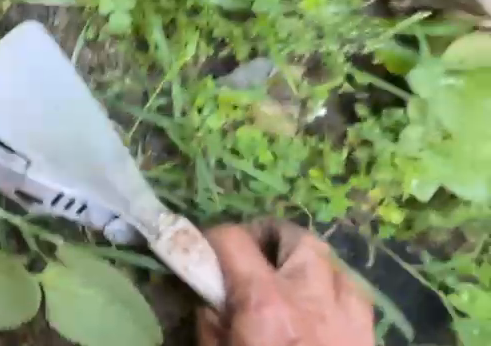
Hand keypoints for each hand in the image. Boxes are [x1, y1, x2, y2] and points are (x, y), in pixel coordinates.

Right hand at [198, 222, 371, 345]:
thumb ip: (209, 320)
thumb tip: (210, 299)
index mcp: (265, 302)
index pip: (232, 238)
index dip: (211, 237)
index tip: (201, 251)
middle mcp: (311, 301)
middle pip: (298, 239)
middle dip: (271, 237)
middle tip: (252, 253)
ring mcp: (350, 322)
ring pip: (336, 266)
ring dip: (309, 264)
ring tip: (288, 279)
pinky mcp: (371, 342)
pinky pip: (357, 300)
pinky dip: (335, 292)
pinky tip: (317, 308)